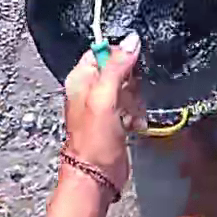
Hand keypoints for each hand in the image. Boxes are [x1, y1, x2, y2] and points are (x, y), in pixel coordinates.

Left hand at [63, 32, 142, 191]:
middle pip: (119, 68)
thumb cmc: (95, 139)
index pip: (102, 51)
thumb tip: (132, 39)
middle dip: (131, 83)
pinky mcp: (115, 118)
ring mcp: (103, 104)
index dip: (119, 57)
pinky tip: (134, 124)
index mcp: (81, 79)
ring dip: (135, 100)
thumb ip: (117, 66)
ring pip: (129, 87)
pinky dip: (136, 113)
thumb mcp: (105, 97)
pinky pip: (132, 104)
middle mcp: (90, 89)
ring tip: (130, 116)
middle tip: (128, 97)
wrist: (97, 178)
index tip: (130, 69)